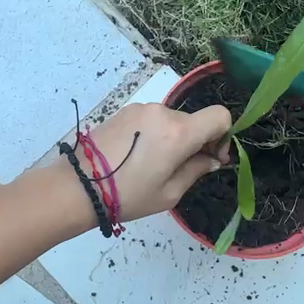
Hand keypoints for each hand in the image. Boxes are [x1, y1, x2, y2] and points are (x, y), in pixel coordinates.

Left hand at [67, 103, 230, 220]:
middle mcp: (162, 112)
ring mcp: (141, 109)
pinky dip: (154, 133)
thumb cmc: (129, 195)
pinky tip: (137, 156)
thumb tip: (212, 159)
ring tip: (153, 165)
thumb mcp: (169, 192)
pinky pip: (151, 119)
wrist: (80, 185)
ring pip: (171, 120)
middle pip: (193, 121)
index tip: (212, 157)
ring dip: (173, 138)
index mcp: (178, 132)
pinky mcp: (124, 110)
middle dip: (196, 142)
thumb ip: (196, 170)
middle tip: (181, 168)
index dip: (223, 136)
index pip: (219, 116)